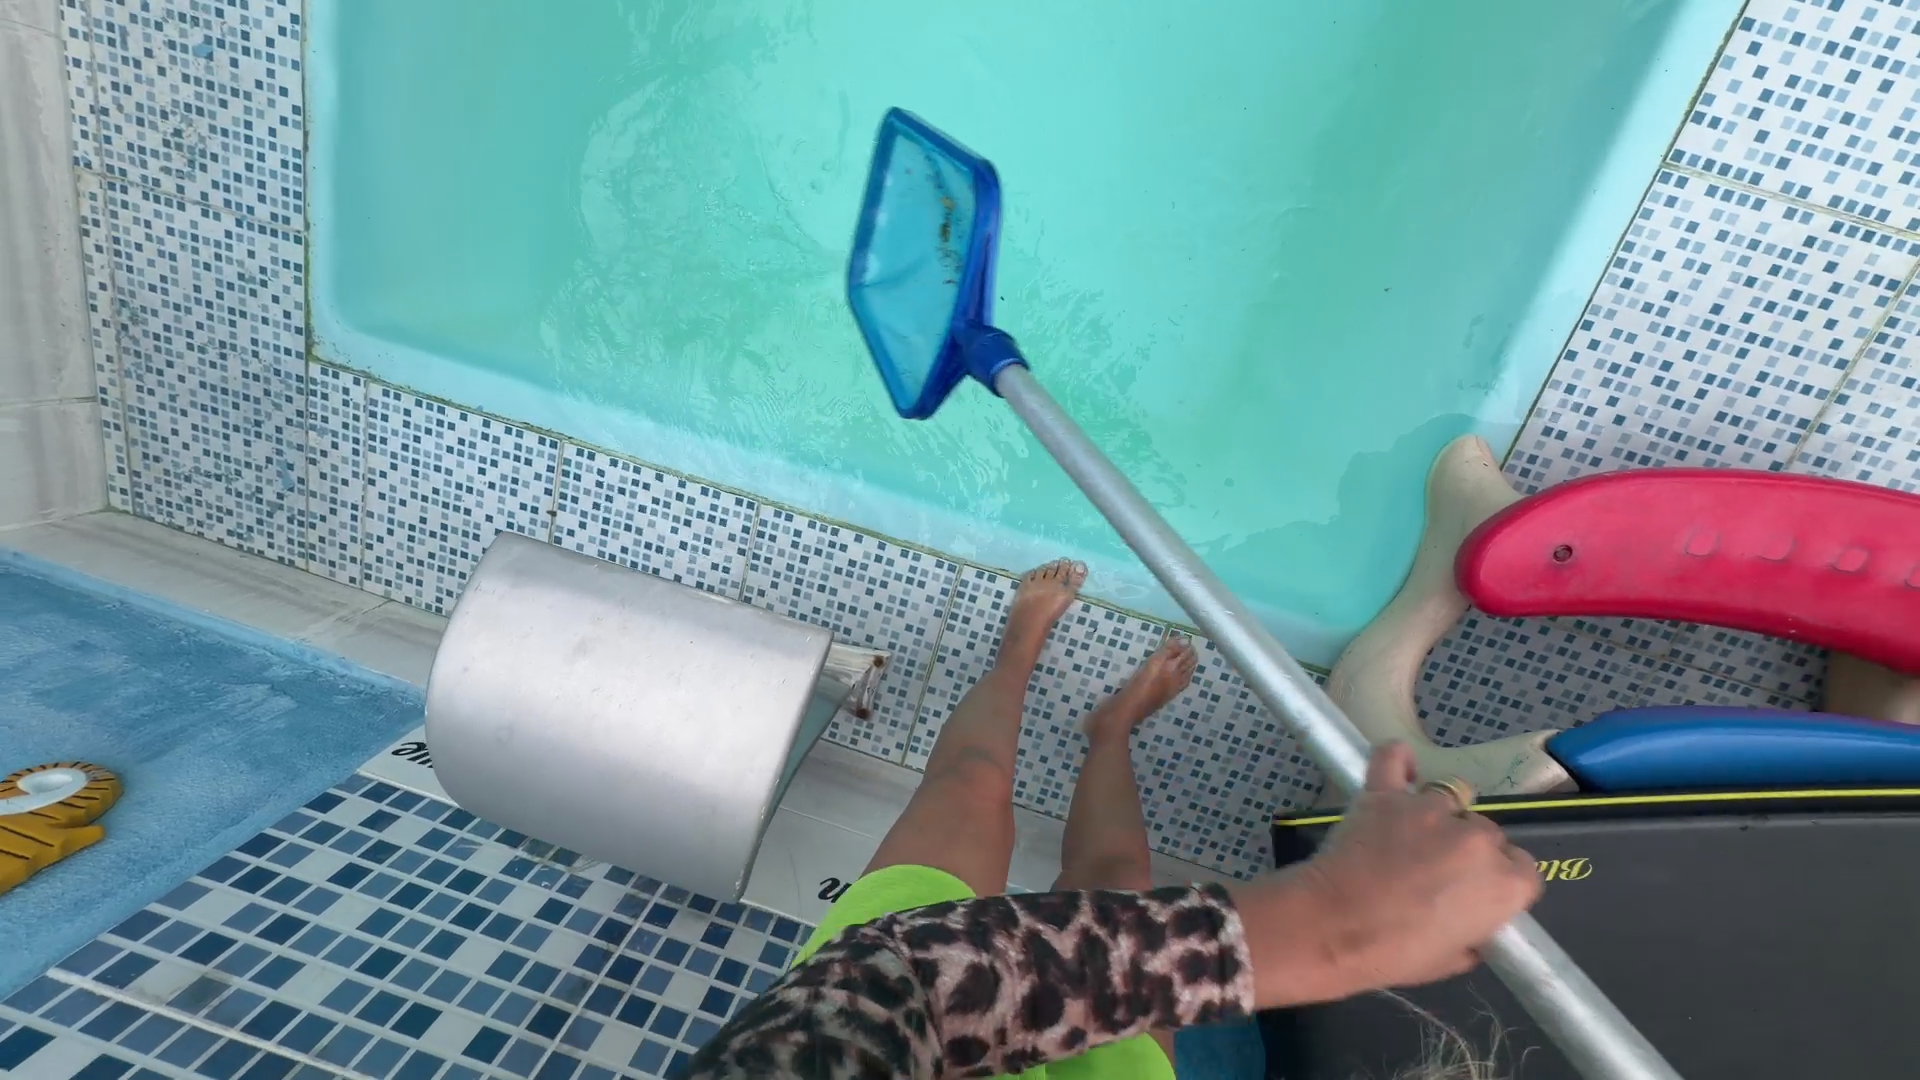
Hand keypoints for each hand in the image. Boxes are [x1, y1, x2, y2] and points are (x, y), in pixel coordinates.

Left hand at [1234, 742, 1541, 1006]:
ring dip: (1433, 813)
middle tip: (1432, 866)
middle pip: (1482, 830)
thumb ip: (1476, 928)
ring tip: (1407, 834)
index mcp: (1506, 883)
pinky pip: (1392, 758)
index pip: (1520, 865)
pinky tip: (1403, 765)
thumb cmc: (1399, 950)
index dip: (1495, 875)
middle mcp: (1474, 837)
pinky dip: (1397, 757)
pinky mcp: (1382, 793)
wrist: (1339, 923)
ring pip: (1444, 798)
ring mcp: (1426, 809)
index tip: (1472, 886)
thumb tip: (1470, 921)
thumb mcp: (1458, 956)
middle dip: (1462, 846)